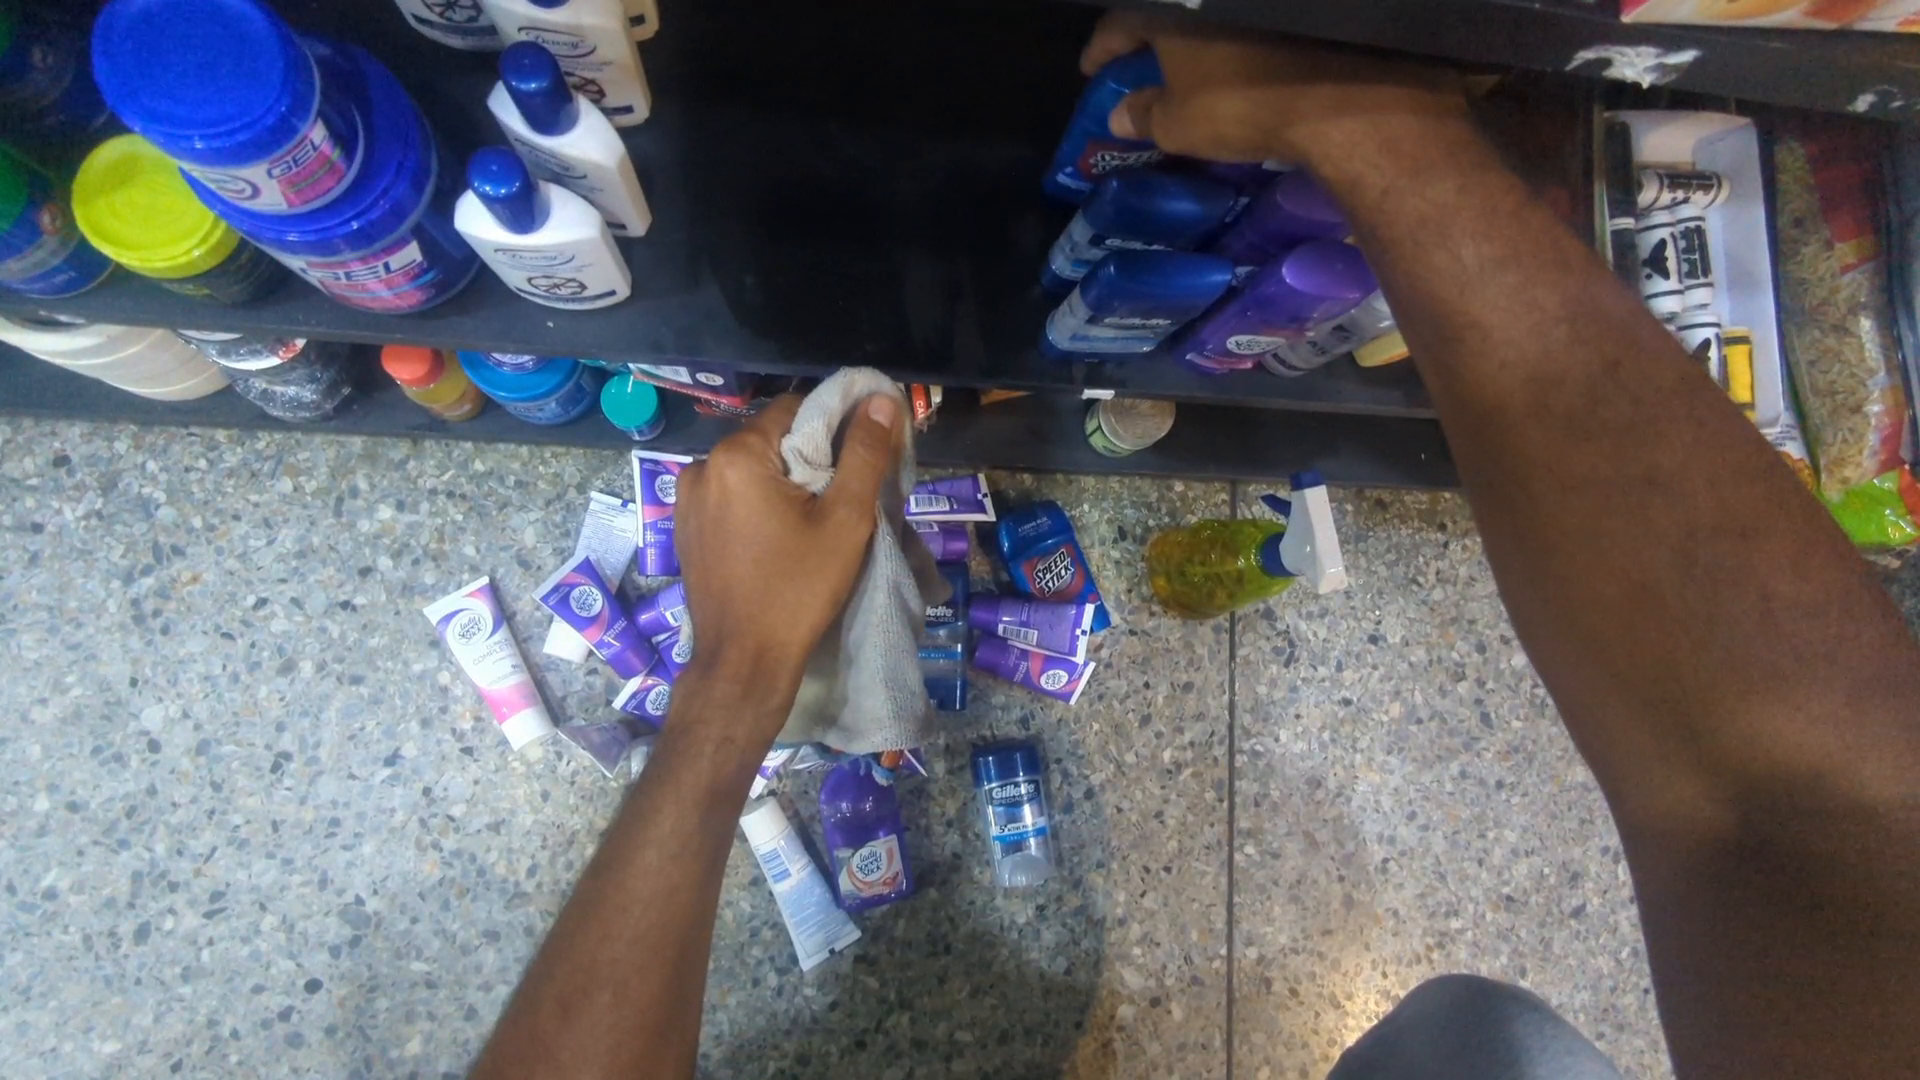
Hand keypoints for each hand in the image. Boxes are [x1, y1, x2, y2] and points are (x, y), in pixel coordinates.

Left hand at [670, 392, 902, 734]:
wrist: (745, 661)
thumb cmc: (799, 589)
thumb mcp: (846, 520)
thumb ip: (865, 454)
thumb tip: (880, 400)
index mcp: (737, 456)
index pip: (795, 409)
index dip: (835, 426)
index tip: (860, 458)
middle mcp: (701, 467)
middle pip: (771, 439)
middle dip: (809, 459)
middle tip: (841, 498)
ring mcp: (685, 500)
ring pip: (751, 470)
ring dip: (783, 483)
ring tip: (812, 522)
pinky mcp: (685, 528)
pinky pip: (731, 497)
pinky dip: (758, 504)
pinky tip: (779, 538)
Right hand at [1082, 11, 1468, 177]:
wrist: (1332, 93)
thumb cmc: (1239, 105)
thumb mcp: (1178, 123)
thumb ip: (1144, 115)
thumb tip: (1120, 114)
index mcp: (1173, 8)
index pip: (1121, 21)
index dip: (1101, 49)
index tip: (1091, 69)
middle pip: (1167, 10)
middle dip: (1148, 38)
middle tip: (1137, 65)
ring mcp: (1254, 4)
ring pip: (1208, 14)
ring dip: (1191, 39)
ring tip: (1184, 67)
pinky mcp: (1293, 13)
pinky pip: (1245, 22)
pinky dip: (1229, 42)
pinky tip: (1230, 65)